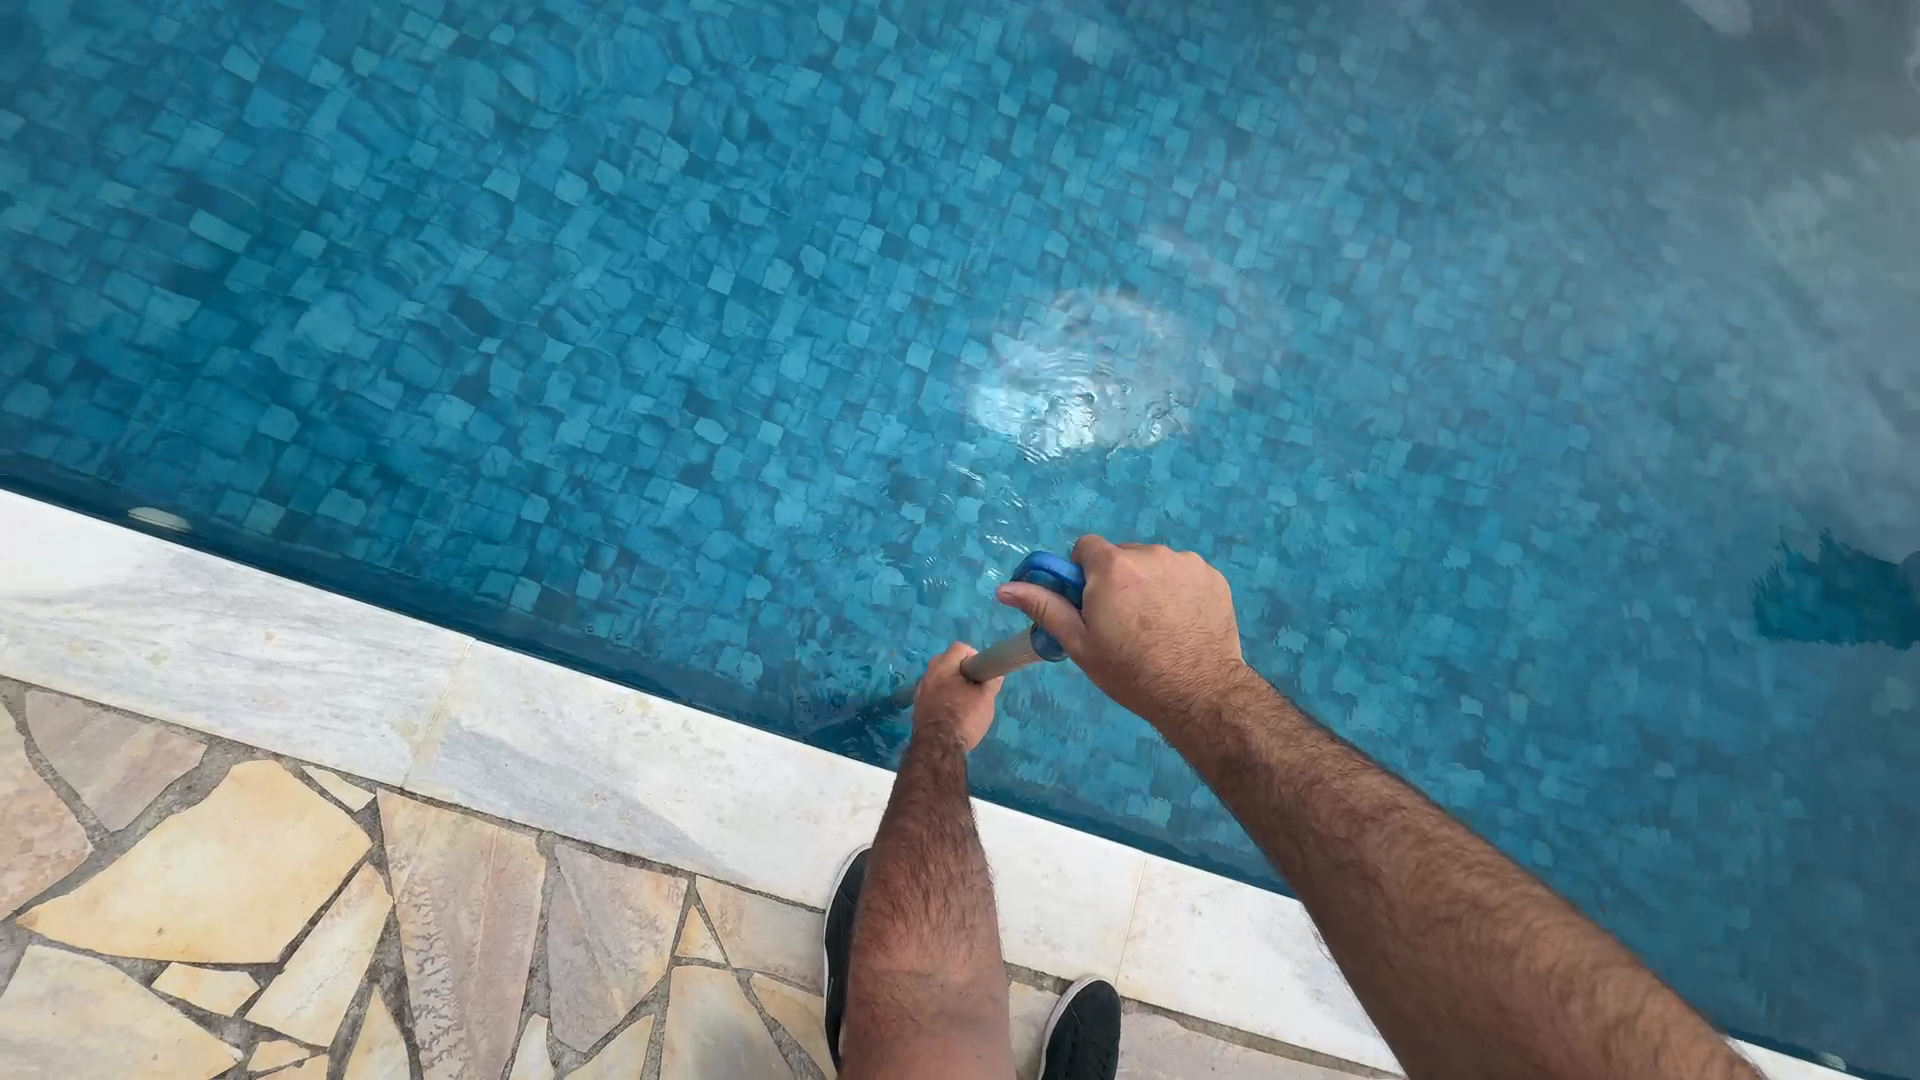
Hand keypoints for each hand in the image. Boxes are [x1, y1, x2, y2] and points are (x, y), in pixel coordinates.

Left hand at [911, 642, 1002, 751]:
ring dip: (952, 685)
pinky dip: (943, 698)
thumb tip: (995, 673)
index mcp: (943, 666)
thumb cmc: (963, 717)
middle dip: (962, 670)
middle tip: (976, 684)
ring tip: (966, 701)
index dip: (974, 655)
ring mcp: (920, 692)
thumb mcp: (985, 699)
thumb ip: (991, 682)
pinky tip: (953, 713)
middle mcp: (928, 675)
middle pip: (946, 661)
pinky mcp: (918, 708)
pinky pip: (933, 694)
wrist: (938, 748)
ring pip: (939, 679)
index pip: (959, 648)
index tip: (983, 671)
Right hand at [997, 536, 1253, 729]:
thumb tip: (1004, 588)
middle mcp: (1150, 553)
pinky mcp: (1213, 577)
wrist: (1198, 693)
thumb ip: (1044, 607)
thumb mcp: (1079, 643)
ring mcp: (1186, 563)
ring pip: (1153, 564)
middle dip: (1117, 580)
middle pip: (1121, 556)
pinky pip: (1183, 574)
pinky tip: (1181, 623)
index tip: (1090, 604)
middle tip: (1122, 622)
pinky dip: (1178, 591)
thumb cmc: (1130, 671)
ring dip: (1148, 584)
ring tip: (1155, 626)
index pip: (1086, 547)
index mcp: (1112, 566)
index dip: (1083, 573)